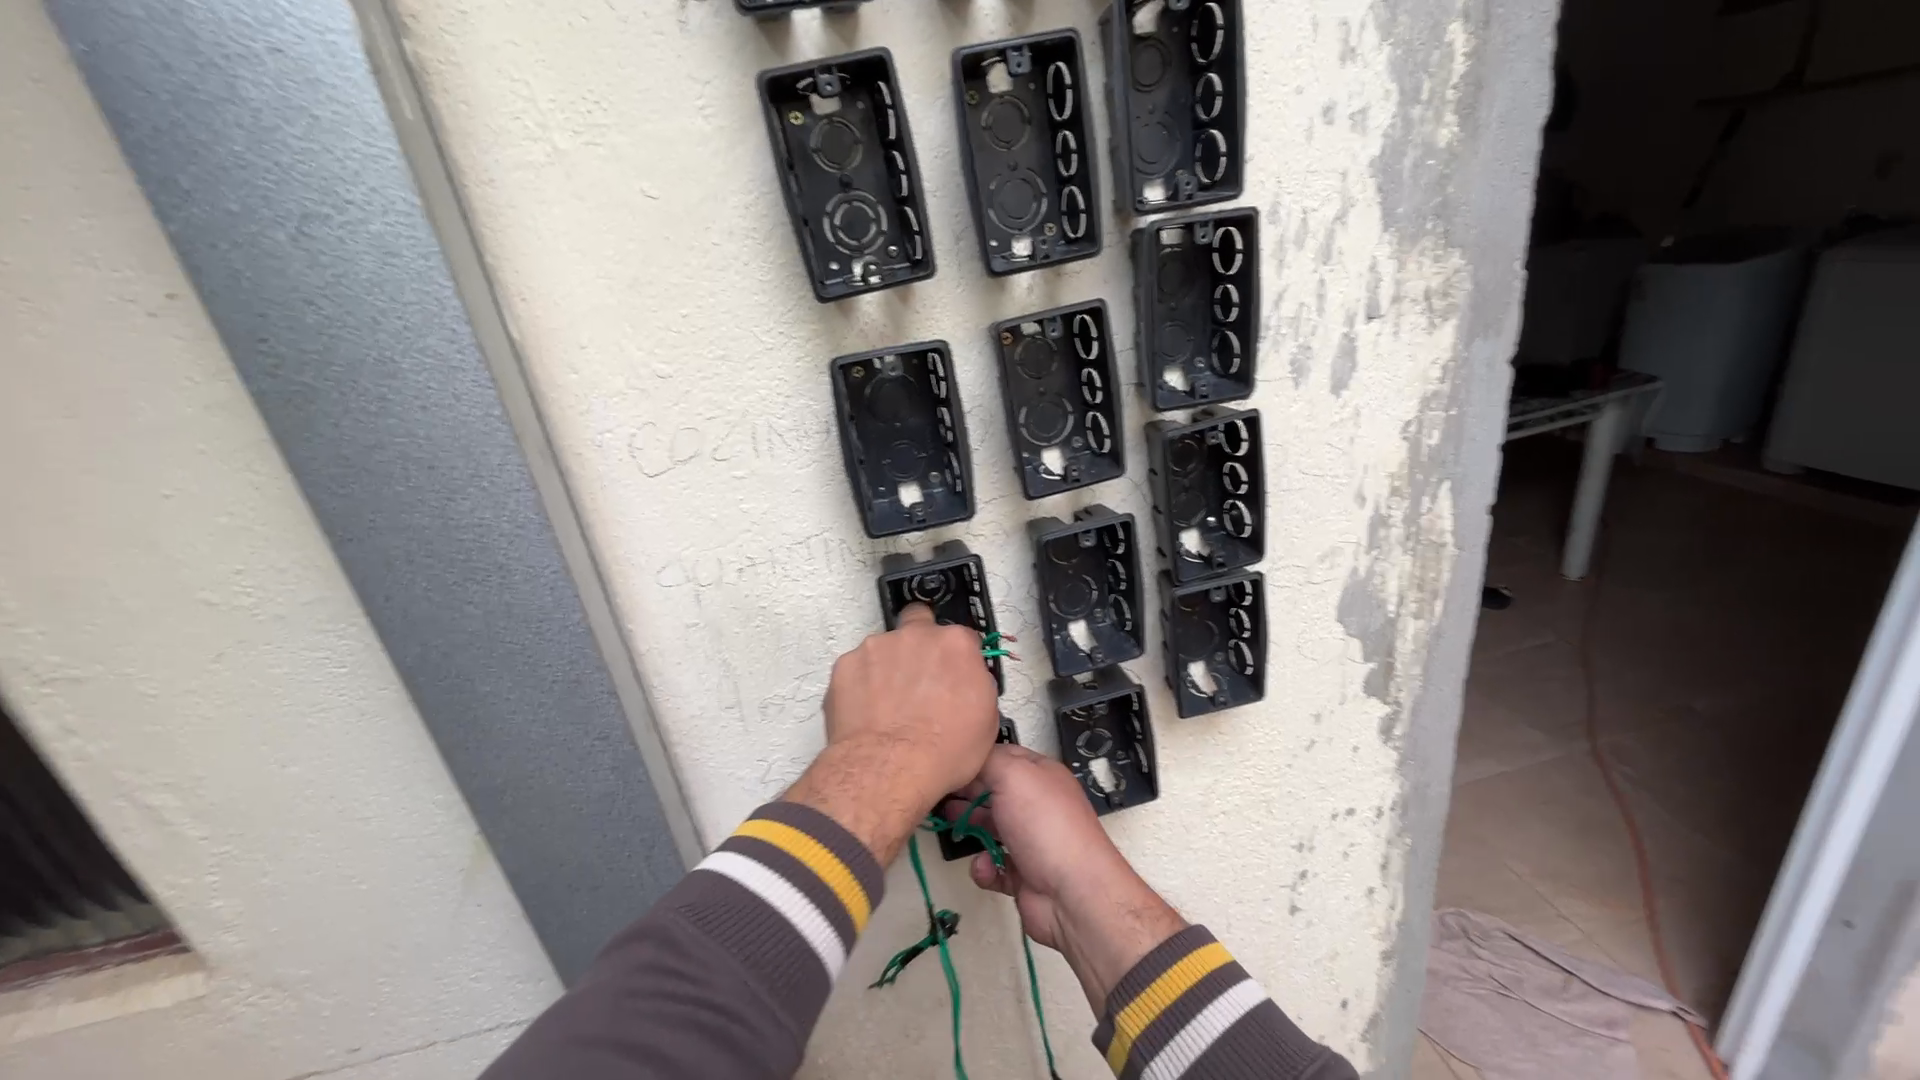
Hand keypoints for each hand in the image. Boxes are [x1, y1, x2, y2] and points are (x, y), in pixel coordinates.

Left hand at [784, 604, 998, 862]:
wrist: (890, 770)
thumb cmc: (941, 752)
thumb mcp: (986, 720)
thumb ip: (976, 683)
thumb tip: (968, 681)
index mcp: (956, 645)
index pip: (961, 637)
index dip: (956, 657)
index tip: (951, 674)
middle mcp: (917, 636)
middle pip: (919, 624)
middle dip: (919, 644)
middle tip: (917, 679)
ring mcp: (878, 647)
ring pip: (884, 648)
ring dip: (888, 667)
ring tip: (889, 706)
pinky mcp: (846, 664)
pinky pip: (856, 668)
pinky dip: (861, 684)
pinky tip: (867, 712)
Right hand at [948, 745, 1185, 1009]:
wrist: (1072, 894)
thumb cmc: (1044, 826)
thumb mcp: (1013, 775)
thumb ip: (988, 760)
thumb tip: (973, 758)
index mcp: (1041, 775)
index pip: (1005, 756)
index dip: (977, 759)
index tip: (949, 764)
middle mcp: (1038, 805)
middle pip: (995, 792)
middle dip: (969, 794)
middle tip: (942, 796)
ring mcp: (1032, 841)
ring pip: (992, 829)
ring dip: (972, 829)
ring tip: (951, 827)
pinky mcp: (1024, 875)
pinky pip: (995, 867)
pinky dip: (985, 868)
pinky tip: (986, 867)